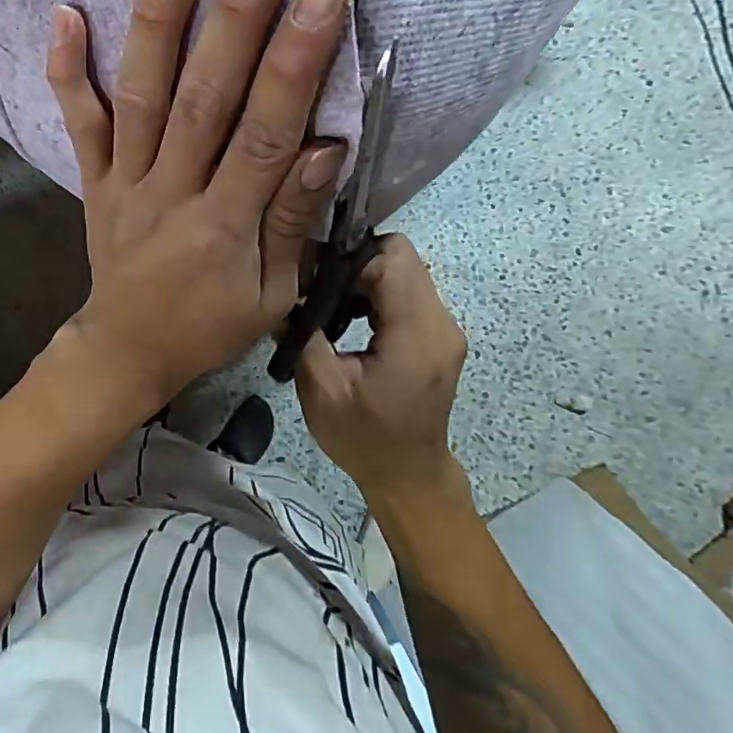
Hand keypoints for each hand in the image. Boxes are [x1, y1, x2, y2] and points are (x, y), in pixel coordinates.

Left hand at [45, 0, 349, 411]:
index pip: (265, 128)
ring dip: (159, 9)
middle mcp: (170, 188)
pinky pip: (78, 122)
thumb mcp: (272, 293)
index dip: (297, 57)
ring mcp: (124, 178)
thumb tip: (326, 144)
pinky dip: (67, 69)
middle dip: (241, 5)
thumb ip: (293, 218)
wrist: (125, 352)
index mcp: (225, 224)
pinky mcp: (92, 178)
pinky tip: (64, 10)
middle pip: (205, 90)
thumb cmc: (209, 325)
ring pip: (141, 90)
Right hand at [295, 234, 469, 499]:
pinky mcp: (439, 333)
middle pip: (401, 257)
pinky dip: (378, 292)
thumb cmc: (364, 439)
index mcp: (416, 334)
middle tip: (321, 293)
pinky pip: (408, 289)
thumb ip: (304, 335)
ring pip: (405, 269)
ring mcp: (445, 326)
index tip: (316, 281)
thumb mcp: (322, 391)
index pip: (391, 258)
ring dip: (366, 278)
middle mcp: (441, 322)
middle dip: (356, 265)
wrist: (408, 475)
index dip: (349, 259)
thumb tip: (287, 293)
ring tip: (334, 308)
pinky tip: (353, 318)